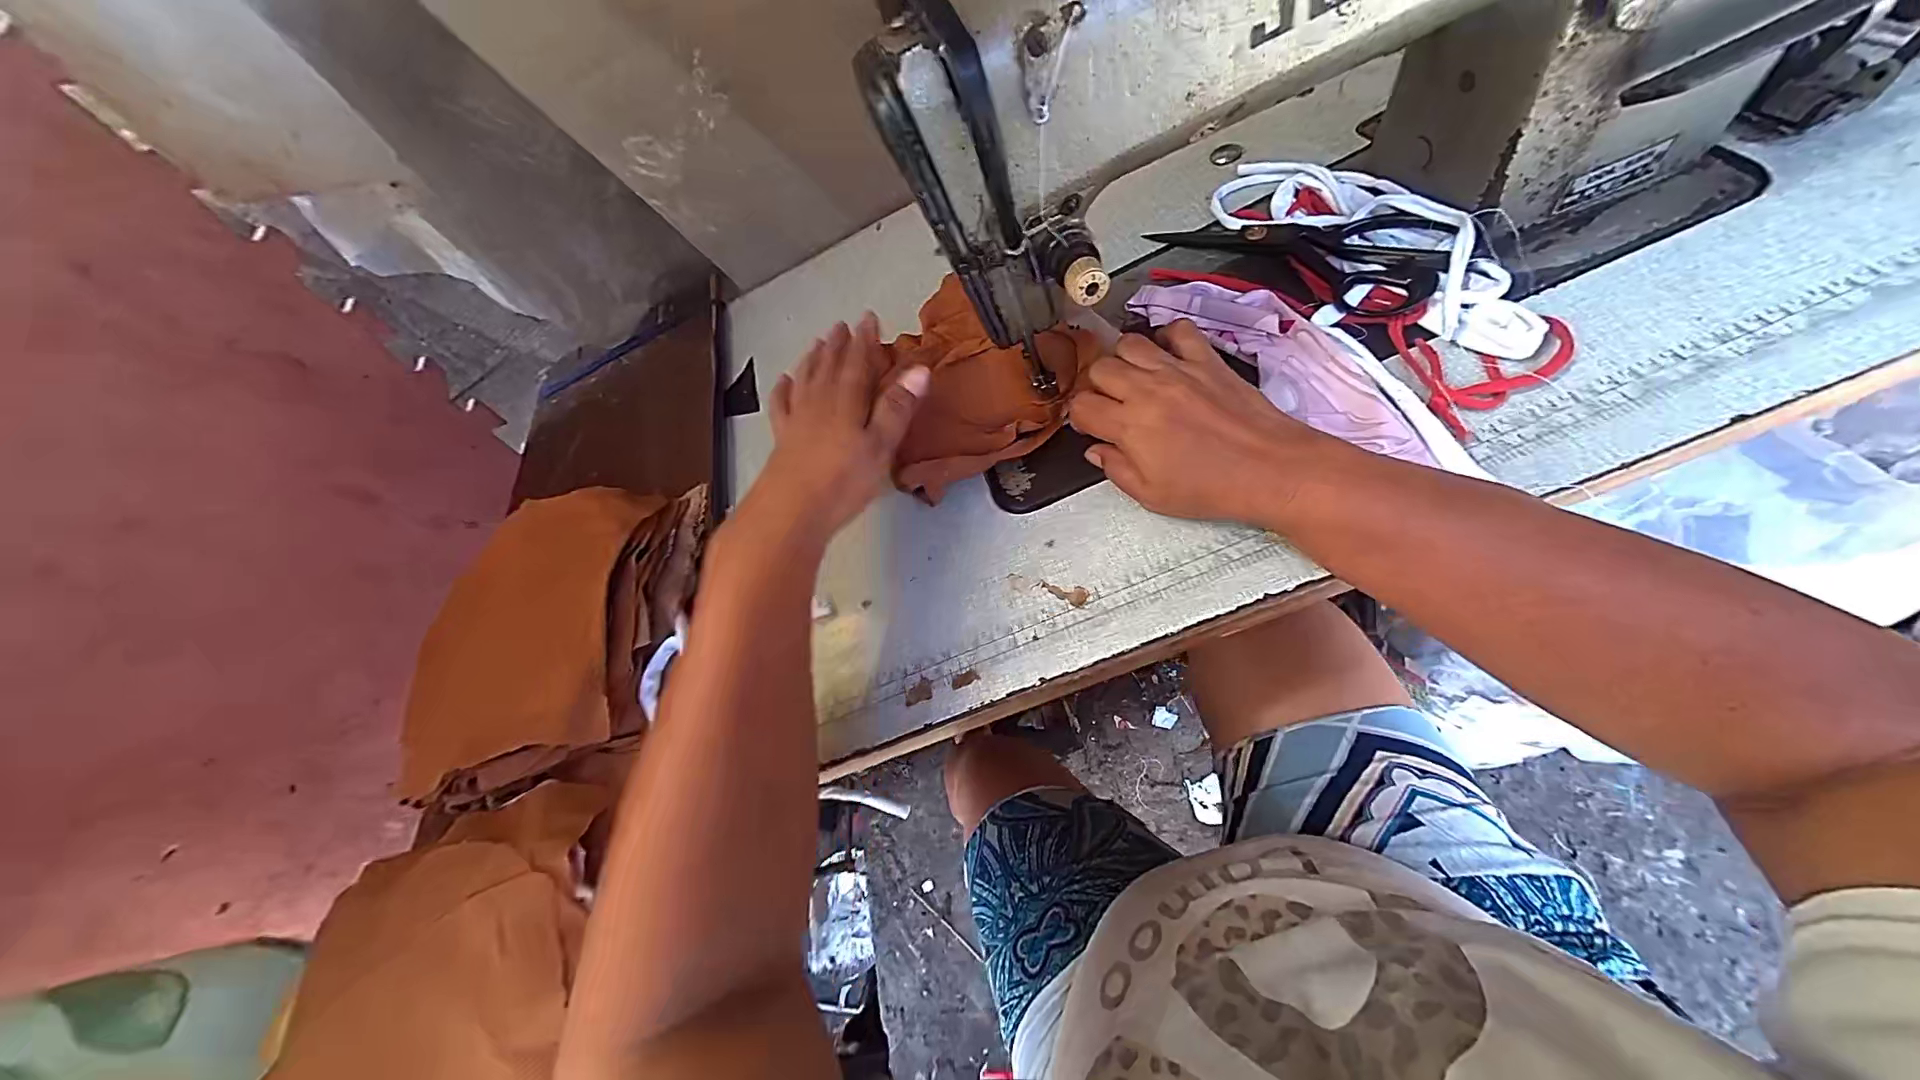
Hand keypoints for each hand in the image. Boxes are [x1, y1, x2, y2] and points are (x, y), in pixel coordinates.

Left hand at [747, 313, 928, 541]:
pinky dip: (784, 388)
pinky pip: (782, 404)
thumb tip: (919, 370)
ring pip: (806, 379)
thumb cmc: (842, 481)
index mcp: (846, 402)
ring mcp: (797, 420)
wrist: (790, 511)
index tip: (869, 319)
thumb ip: (897, 408)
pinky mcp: (782, 439)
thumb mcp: (880, 447)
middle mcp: (819, 403)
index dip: (865, 340)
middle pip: (829, 366)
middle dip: (839, 345)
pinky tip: (785, 381)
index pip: (858, 363)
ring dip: (814, 359)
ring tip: (819, 343)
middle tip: (843, 326)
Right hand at [1068, 320, 1342, 525]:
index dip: (1079, 417)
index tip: (1089, 425)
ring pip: (1130, 343)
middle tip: (1109, 403)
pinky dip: (1166, 337)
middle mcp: (1148, 391)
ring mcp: (1179, 371)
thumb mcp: (1152, 495)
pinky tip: (1166, 356)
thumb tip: (1097, 452)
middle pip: (1099, 368)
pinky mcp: (1207, 361)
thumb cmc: (1214, 488)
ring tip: (1133, 378)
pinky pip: (1178, 330)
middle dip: (1097, 386)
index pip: (1081, 405)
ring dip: (1124, 359)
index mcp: (1130, 426)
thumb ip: (1116, 470)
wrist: (1270, 469)